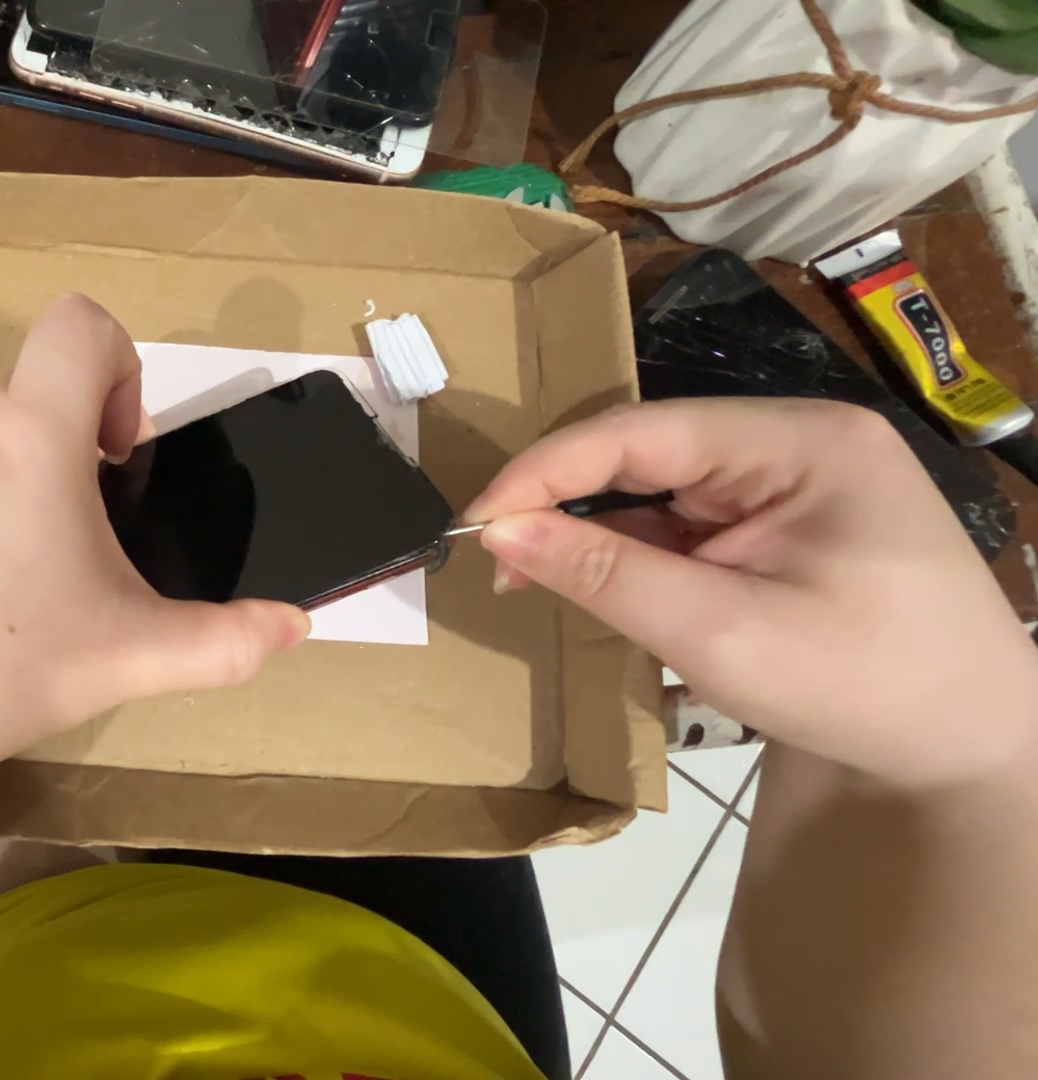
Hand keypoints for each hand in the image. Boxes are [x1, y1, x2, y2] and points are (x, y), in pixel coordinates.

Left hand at [0, 294, 308, 799]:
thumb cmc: (9, 670)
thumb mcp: (136, 655)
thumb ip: (231, 640)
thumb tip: (294, 626)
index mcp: (30, 434)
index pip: (80, 322)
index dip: (123, 366)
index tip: (122, 453)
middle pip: (45, 373)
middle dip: (87, 426)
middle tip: (93, 520)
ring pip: (0, 411)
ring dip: (39, 453)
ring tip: (42, 549)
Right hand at [464, 398, 1037, 787]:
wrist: (957, 752)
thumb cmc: (859, 688)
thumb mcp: (717, 631)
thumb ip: (600, 571)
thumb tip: (495, 529)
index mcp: (799, 445)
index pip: (637, 433)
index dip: (543, 470)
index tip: (475, 521)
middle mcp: (784, 445)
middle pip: (633, 450)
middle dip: (554, 498)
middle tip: (493, 553)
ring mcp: (771, 480)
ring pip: (637, 484)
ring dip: (574, 525)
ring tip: (522, 573)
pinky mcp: (754, 519)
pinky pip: (657, 517)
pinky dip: (607, 547)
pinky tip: (576, 575)